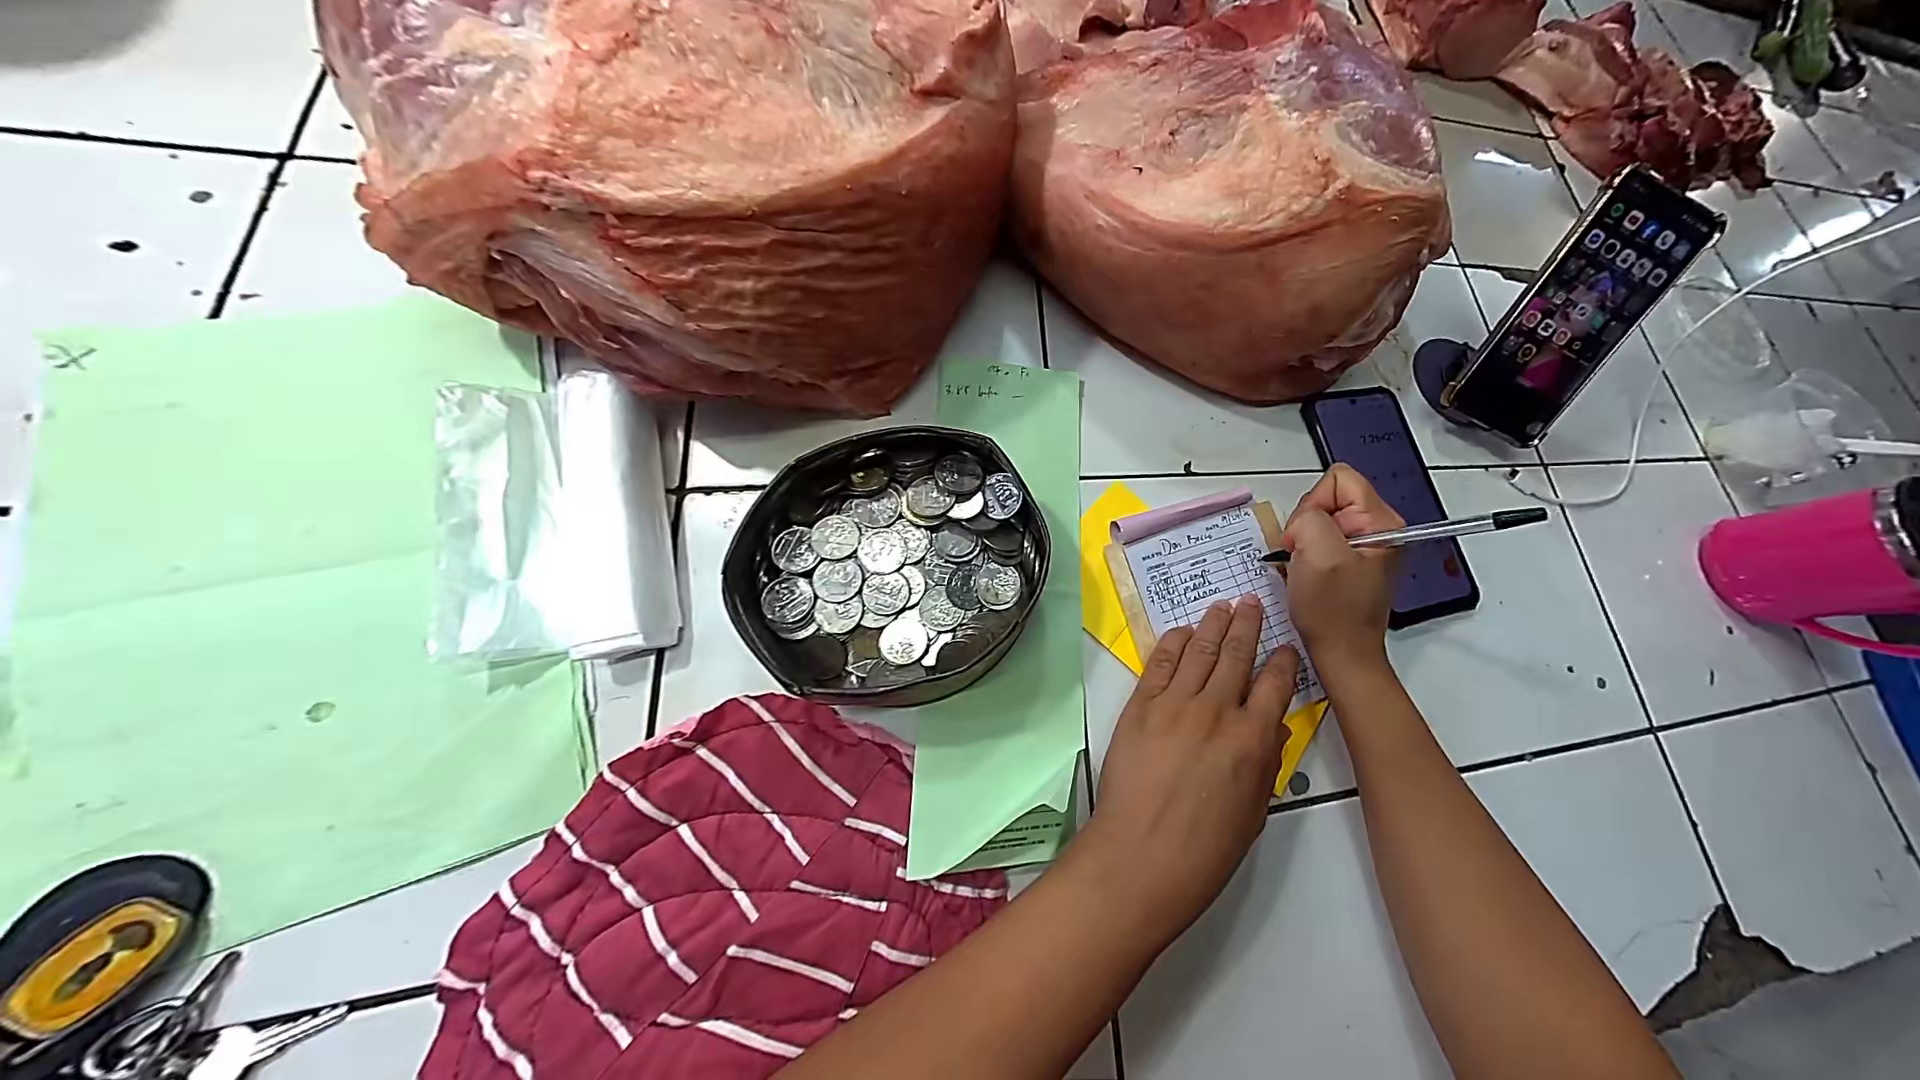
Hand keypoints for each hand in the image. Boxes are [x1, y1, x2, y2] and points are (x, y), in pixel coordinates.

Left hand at [1086, 598, 1297, 939]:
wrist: (1142, 852)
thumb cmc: (1204, 847)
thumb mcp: (1253, 810)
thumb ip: (1264, 762)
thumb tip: (1269, 725)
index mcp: (1253, 739)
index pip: (1275, 685)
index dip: (1283, 661)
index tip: (1286, 646)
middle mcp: (1217, 711)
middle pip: (1236, 656)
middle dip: (1247, 625)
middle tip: (1251, 602)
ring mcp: (1175, 704)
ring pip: (1199, 651)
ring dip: (1213, 624)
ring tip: (1222, 605)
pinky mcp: (1140, 706)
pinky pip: (1160, 664)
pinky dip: (1173, 643)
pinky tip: (1181, 631)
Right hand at [1281, 464, 1404, 671]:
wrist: (1341, 652)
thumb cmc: (1333, 611)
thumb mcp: (1318, 554)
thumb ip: (1311, 517)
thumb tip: (1304, 517)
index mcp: (1380, 521)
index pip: (1338, 479)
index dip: (1313, 504)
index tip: (1309, 538)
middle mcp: (1376, 528)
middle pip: (1326, 498)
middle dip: (1305, 525)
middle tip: (1306, 557)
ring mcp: (1361, 545)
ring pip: (1316, 520)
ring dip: (1302, 542)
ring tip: (1306, 568)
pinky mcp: (1348, 560)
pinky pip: (1316, 540)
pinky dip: (1304, 555)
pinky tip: (1306, 574)